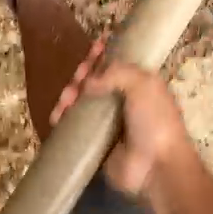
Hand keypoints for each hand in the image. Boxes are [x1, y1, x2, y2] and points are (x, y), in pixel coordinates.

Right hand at [51, 41, 198, 199]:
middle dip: (83, 74)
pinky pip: (74, 126)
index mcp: (140, 85)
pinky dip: (63, 118)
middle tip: (78, 78)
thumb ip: (116, 72)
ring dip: (70, 95)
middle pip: (95, 81)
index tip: (94, 46)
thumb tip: (89, 81)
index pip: (118, 63)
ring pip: (81, 101)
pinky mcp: (95, 143)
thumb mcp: (143, 84)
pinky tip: (56, 117)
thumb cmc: (155, 120)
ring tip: (65, 100)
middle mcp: (123, 101)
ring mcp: (108, 123)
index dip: (105, 54)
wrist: (156, 166)